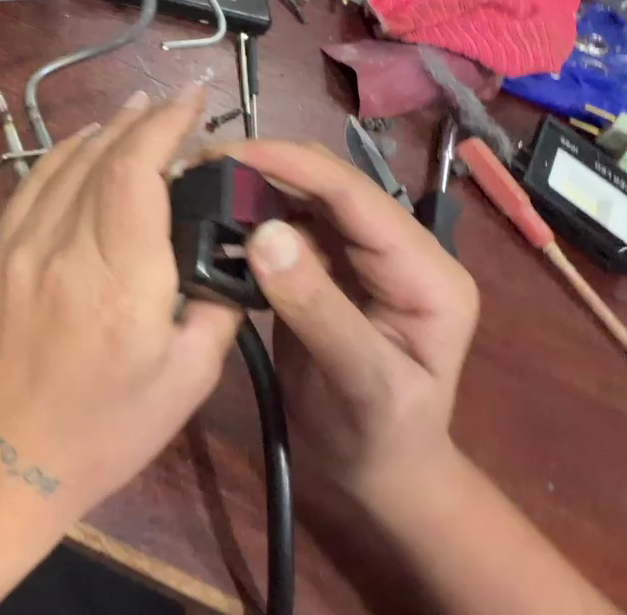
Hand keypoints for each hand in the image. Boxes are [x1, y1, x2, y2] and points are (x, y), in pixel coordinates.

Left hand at [0, 86, 242, 517]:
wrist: (13, 450)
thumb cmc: (110, 425)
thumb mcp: (189, 377)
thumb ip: (215, 304)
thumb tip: (221, 246)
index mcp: (122, 280)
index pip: (139, 173)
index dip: (166, 125)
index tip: (194, 99)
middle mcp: (66, 248)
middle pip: (103, 157)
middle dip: (143, 120)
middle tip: (174, 103)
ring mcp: (22, 245)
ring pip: (65, 162)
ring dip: (105, 130)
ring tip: (137, 109)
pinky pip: (32, 183)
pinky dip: (62, 153)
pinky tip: (85, 142)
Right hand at [228, 141, 479, 506]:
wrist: (380, 473)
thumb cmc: (381, 438)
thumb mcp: (360, 382)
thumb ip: (316, 307)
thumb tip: (262, 231)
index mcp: (428, 272)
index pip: (357, 197)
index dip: (292, 166)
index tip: (225, 153)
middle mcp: (400, 251)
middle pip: (332, 186)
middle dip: (268, 167)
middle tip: (199, 166)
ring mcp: (364, 257)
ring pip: (306, 197)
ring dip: (256, 186)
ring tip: (200, 182)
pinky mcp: (330, 267)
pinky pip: (288, 224)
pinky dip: (252, 215)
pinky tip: (215, 216)